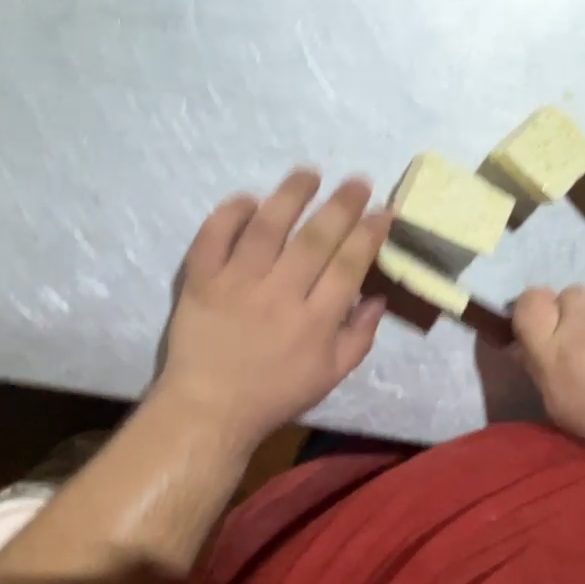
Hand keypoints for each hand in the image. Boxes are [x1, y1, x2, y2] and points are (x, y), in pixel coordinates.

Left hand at [151, 169, 389, 453]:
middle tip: (357, 181)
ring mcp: (237, 283)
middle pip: (315, 238)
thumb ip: (358, 338)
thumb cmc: (275, 395)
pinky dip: (230, 213)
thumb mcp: (329, 377)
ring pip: (267, 227)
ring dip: (291, 195)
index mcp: (315, 320)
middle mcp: (280, 293)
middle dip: (341, 205)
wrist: (210, 408)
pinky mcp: (201, 279)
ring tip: (309, 174)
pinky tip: (248, 199)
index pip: (349, 265)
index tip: (383, 211)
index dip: (369, 233)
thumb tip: (377, 299)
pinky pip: (214, 236)